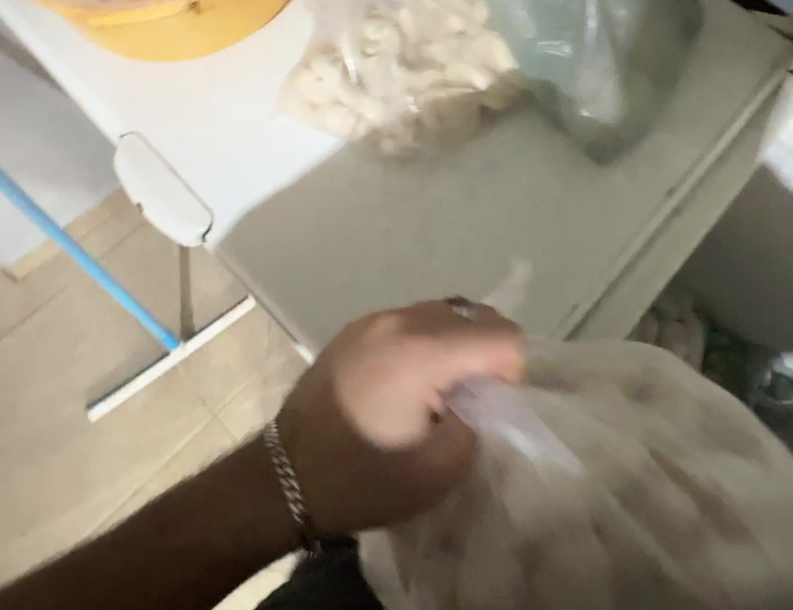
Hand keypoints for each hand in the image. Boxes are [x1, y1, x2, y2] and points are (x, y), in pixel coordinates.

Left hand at [273, 298, 524, 534]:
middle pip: (475, 315)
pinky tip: (405, 382)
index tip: (488, 407)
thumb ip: (479, 424)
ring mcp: (375, 319)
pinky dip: (424, 343)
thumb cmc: (363, 479)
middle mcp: (402, 320)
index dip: (510, 372)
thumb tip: (484, 398)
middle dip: (485, 354)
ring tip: (435, 390)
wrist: (282, 478)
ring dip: (454, 345)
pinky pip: (410, 321)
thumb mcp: (439, 471)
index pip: (502, 334)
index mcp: (424, 350)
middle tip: (467, 400)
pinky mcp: (355, 328)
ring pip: (443, 313)